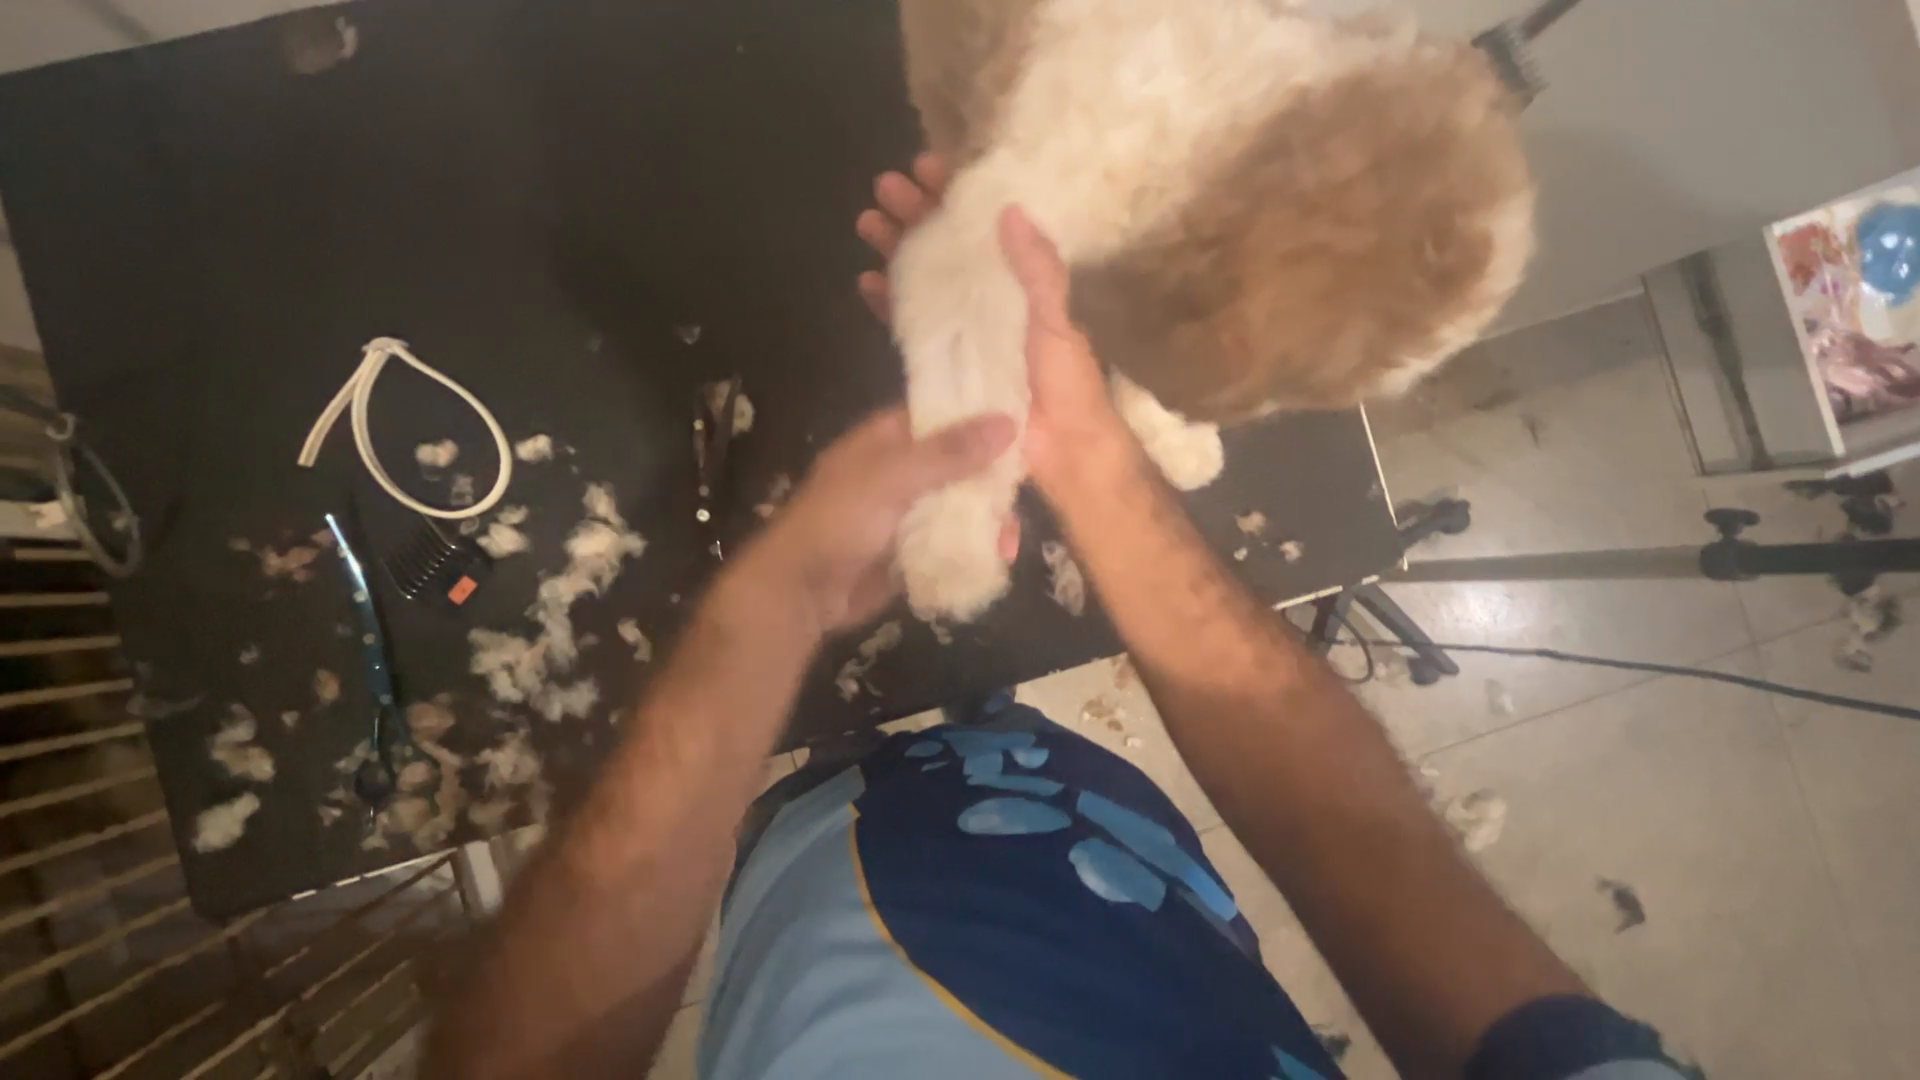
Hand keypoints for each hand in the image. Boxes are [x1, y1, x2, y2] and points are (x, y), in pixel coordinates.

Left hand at [744, 407, 1015, 633]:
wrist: (800, 593)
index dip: (978, 415)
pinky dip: (974, 550)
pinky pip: (951, 543)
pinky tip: (998, 560)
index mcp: (885, 441)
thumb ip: (948, 453)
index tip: (1023, 423)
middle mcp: (899, 473)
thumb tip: (1007, 423)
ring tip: (1008, 544)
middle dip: (992, 481)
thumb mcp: (891, 479)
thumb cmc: (838, 523)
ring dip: (988, 522)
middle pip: (959, 465)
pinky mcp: (911, 552)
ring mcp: (906, 515)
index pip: (939, 415)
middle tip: (1020, 496)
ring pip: (960, 507)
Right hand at [855, 159, 1129, 504]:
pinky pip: (909, 329)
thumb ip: (1038, 270)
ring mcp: (961, 332)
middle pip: (943, 247)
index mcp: (1017, 282)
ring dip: (894, 249)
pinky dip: (887, 304)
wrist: (1059, 446)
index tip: (927, 167)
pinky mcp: (941, 366)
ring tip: (867, 223)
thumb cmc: (1065, 380)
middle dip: (913, 214)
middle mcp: (986, 300)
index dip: (953, 196)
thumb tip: (1009, 210)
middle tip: (885, 187)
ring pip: (920, 279)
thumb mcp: (1057, 319)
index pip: (982, 227)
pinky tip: (867, 282)